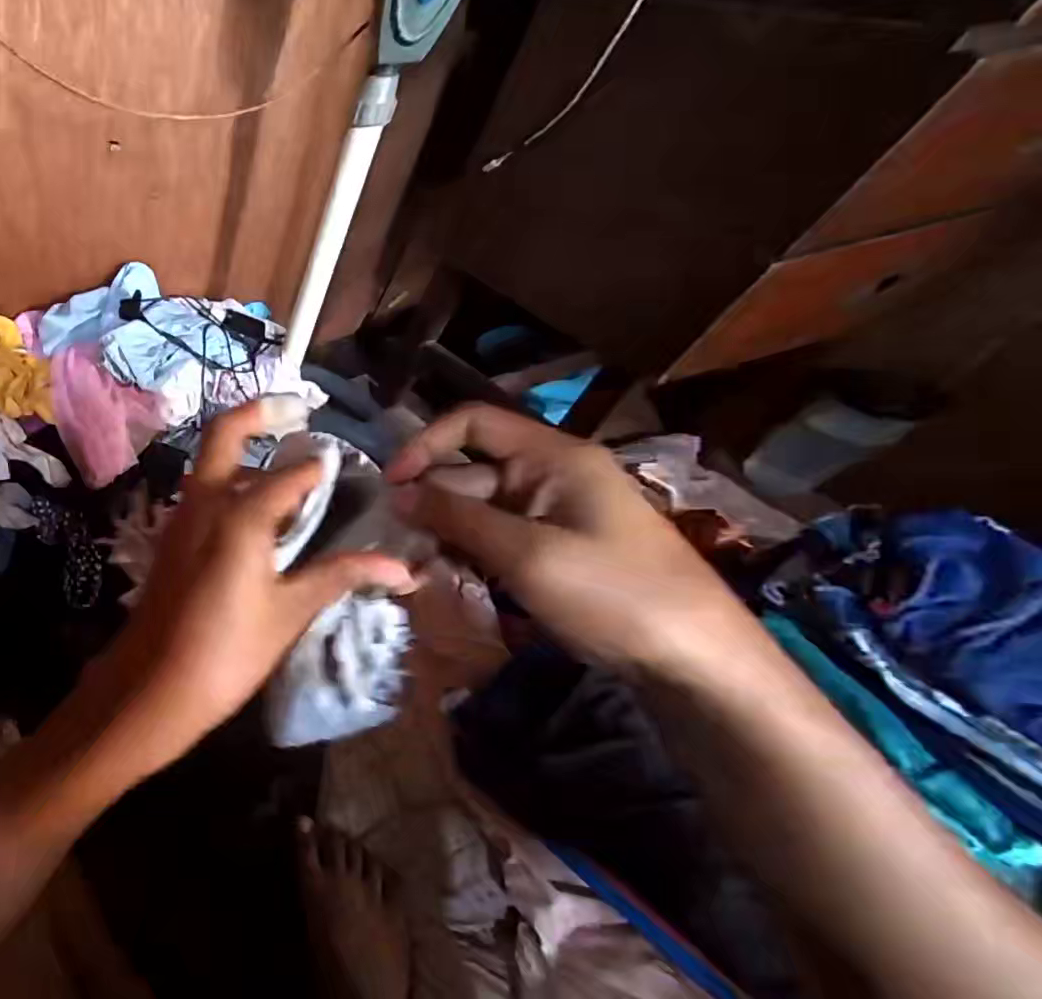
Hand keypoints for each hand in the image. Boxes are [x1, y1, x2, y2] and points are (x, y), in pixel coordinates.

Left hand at [110, 399, 415, 756]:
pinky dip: (232, 483)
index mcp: (238, 514)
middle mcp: (204, 502)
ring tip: (288, 464)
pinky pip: (204, 492)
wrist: (152, 683)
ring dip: (246, 451)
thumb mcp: (290, 611)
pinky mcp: (172, 537)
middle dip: (261, 413)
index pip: (290, 474)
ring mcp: (181, 517)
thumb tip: (403, 568)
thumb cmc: (227, 650)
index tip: (346, 466)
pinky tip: (259, 512)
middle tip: (299, 410)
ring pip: (212, 464)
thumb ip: (340, 575)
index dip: (321, 467)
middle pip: (225, 434)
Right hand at [386, 403, 760, 678]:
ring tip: (414, 571)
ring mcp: (549, 514)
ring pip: (472, 510)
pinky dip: (463, 553)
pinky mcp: (549, 548)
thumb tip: (397, 493)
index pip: (471, 423)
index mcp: (552, 457)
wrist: (697, 665)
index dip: (424, 445)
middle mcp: (547, 476)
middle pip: (465, 472)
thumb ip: (455, 518)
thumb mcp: (525, 554)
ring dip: (440, 534)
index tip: (392, 485)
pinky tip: (444, 579)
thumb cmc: (615, 595)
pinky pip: (490, 538)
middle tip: (396, 547)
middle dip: (427, 505)